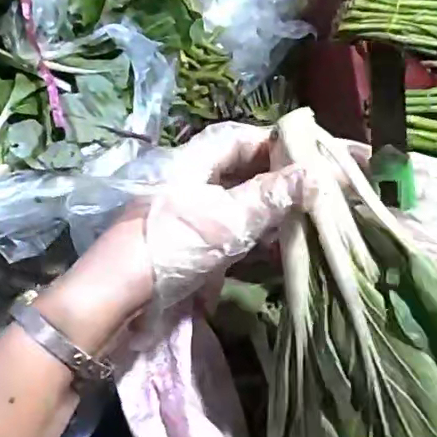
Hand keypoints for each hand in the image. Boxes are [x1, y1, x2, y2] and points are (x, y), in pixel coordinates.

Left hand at [66, 123, 302, 322]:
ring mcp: (187, 217)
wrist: (118, 298)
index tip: (313, 155)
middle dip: (278, 180)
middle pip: (240, 171)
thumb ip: (271, 196)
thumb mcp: (227, 218)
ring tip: (306, 221)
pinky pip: (228, 236)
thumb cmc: (173, 245)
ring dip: (269, 213)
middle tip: (318, 191)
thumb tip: (317, 174)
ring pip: (236, 205)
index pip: (240, 138)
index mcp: (192, 162)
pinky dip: (253, 240)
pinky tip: (277, 250)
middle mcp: (189, 183)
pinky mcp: (187, 248)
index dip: (277, 142)